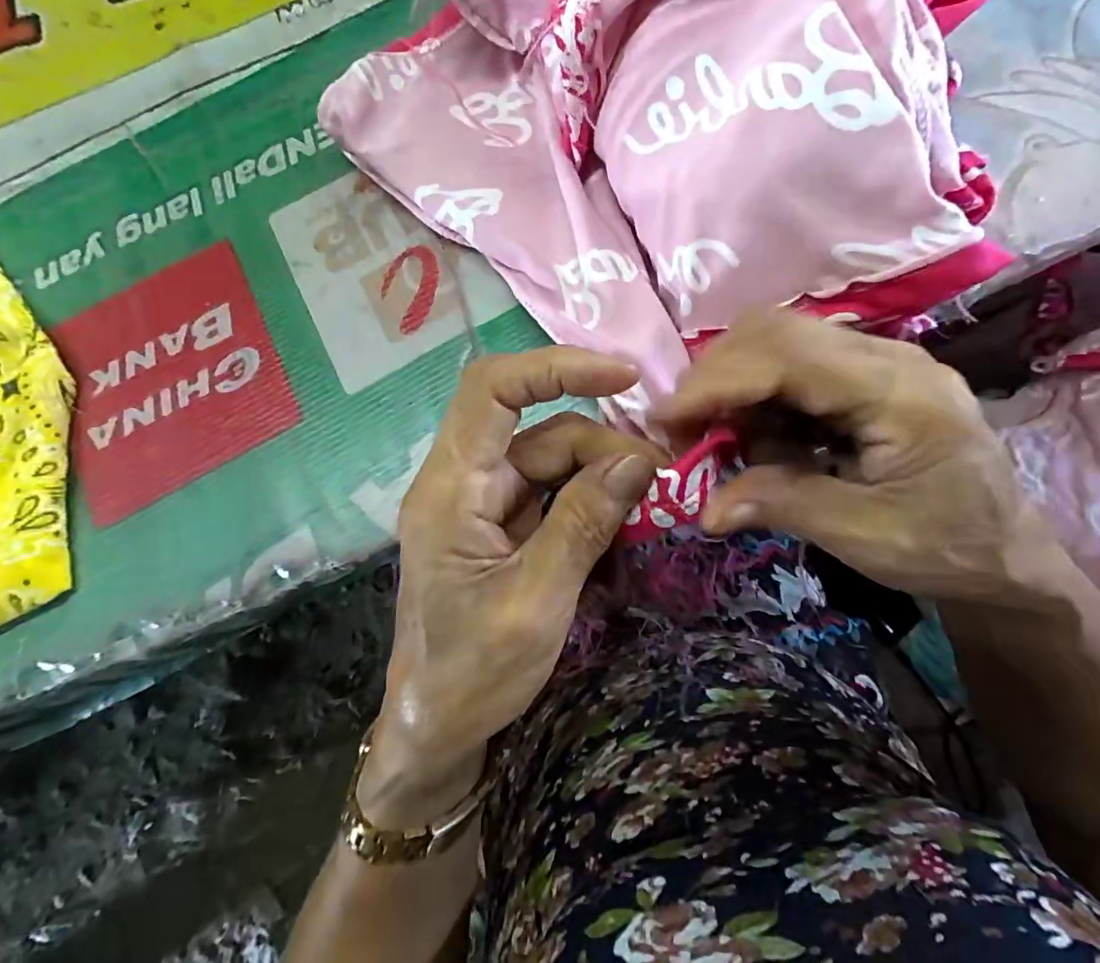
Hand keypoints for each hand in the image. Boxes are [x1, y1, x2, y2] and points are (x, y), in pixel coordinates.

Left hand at [362, 349, 665, 826]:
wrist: (436, 731)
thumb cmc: (472, 674)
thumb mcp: (537, 600)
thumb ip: (584, 523)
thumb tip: (637, 461)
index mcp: (451, 489)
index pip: (491, 391)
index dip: (554, 368)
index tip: (623, 377)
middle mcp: (461, 484)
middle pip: (536, 430)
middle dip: (601, 444)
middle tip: (662, 477)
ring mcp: (480, 507)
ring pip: (549, 461)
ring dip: (601, 473)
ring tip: (651, 502)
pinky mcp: (498, 531)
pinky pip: (549, 495)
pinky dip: (588, 500)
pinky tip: (623, 521)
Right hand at [654, 309, 1064, 605]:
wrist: (1007, 554)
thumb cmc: (947, 547)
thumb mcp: (866, 536)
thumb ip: (784, 506)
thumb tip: (703, 509)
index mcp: (898, 391)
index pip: (787, 358)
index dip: (716, 382)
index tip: (665, 419)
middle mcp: (887, 358)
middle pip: (776, 331)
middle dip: (716, 376)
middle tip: (682, 430)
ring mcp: (877, 362)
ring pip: (778, 340)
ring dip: (732, 385)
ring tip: (718, 439)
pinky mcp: (863, 378)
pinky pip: (791, 366)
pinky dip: (755, 398)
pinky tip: (757, 439)